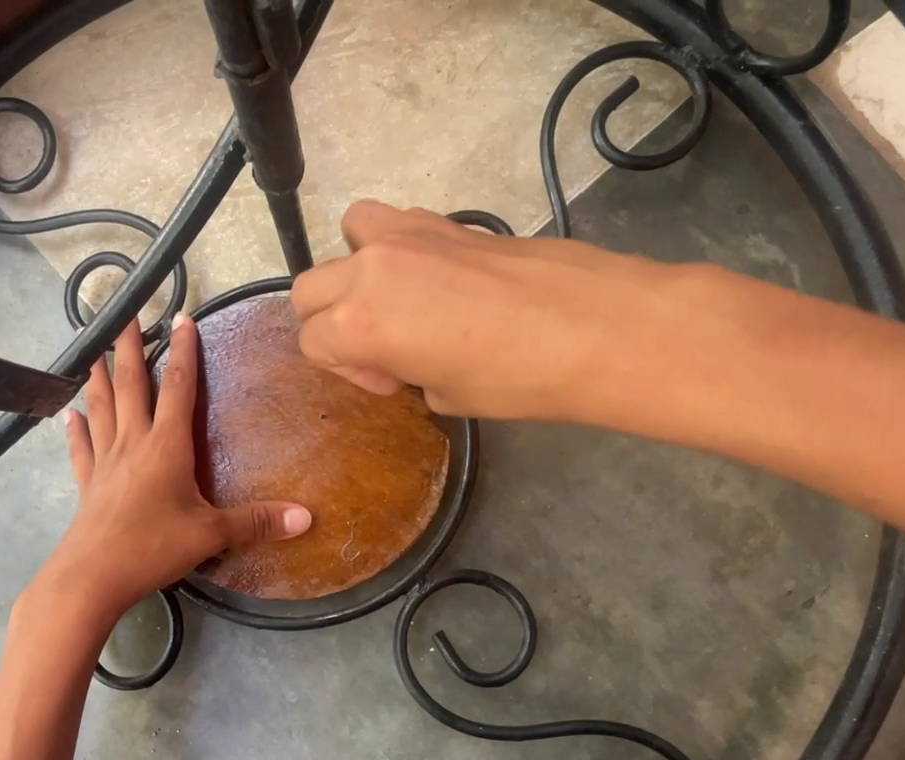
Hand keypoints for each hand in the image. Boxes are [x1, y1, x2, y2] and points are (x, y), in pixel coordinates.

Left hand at [35, 314, 311, 623]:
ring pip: (102, 407)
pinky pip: (81, 448)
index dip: (183, 351)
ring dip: (98, 376)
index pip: (178, 388)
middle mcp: (132, 443)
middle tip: (123, 313)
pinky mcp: (87, 484)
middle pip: (130, 385)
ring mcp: (104, 462)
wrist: (91, 577)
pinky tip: (68, 414)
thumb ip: (256, 522)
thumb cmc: (152, 548)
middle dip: (128, 347)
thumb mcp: (211, 535)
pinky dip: (76, 429)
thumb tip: (306, 517)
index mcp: (166, 446)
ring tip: (92, 348)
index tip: (181, 317)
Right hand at [289, 200, 756, 426]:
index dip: (345, 370)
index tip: (387, 383)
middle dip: (330, 321)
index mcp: (358, 323)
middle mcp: (370, 270)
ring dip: (355, 268)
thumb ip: (402, 368)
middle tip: (380, 347)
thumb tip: (406, 356)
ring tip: (396, 300)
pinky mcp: (448, 220)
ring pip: (348, 234)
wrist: (595, 328)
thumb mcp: (443, 394)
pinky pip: (396, 223)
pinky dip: (398, 247)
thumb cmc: (515, 379)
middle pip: (310, 288)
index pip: (312, 342)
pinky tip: (436, 280)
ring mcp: (408, 235)